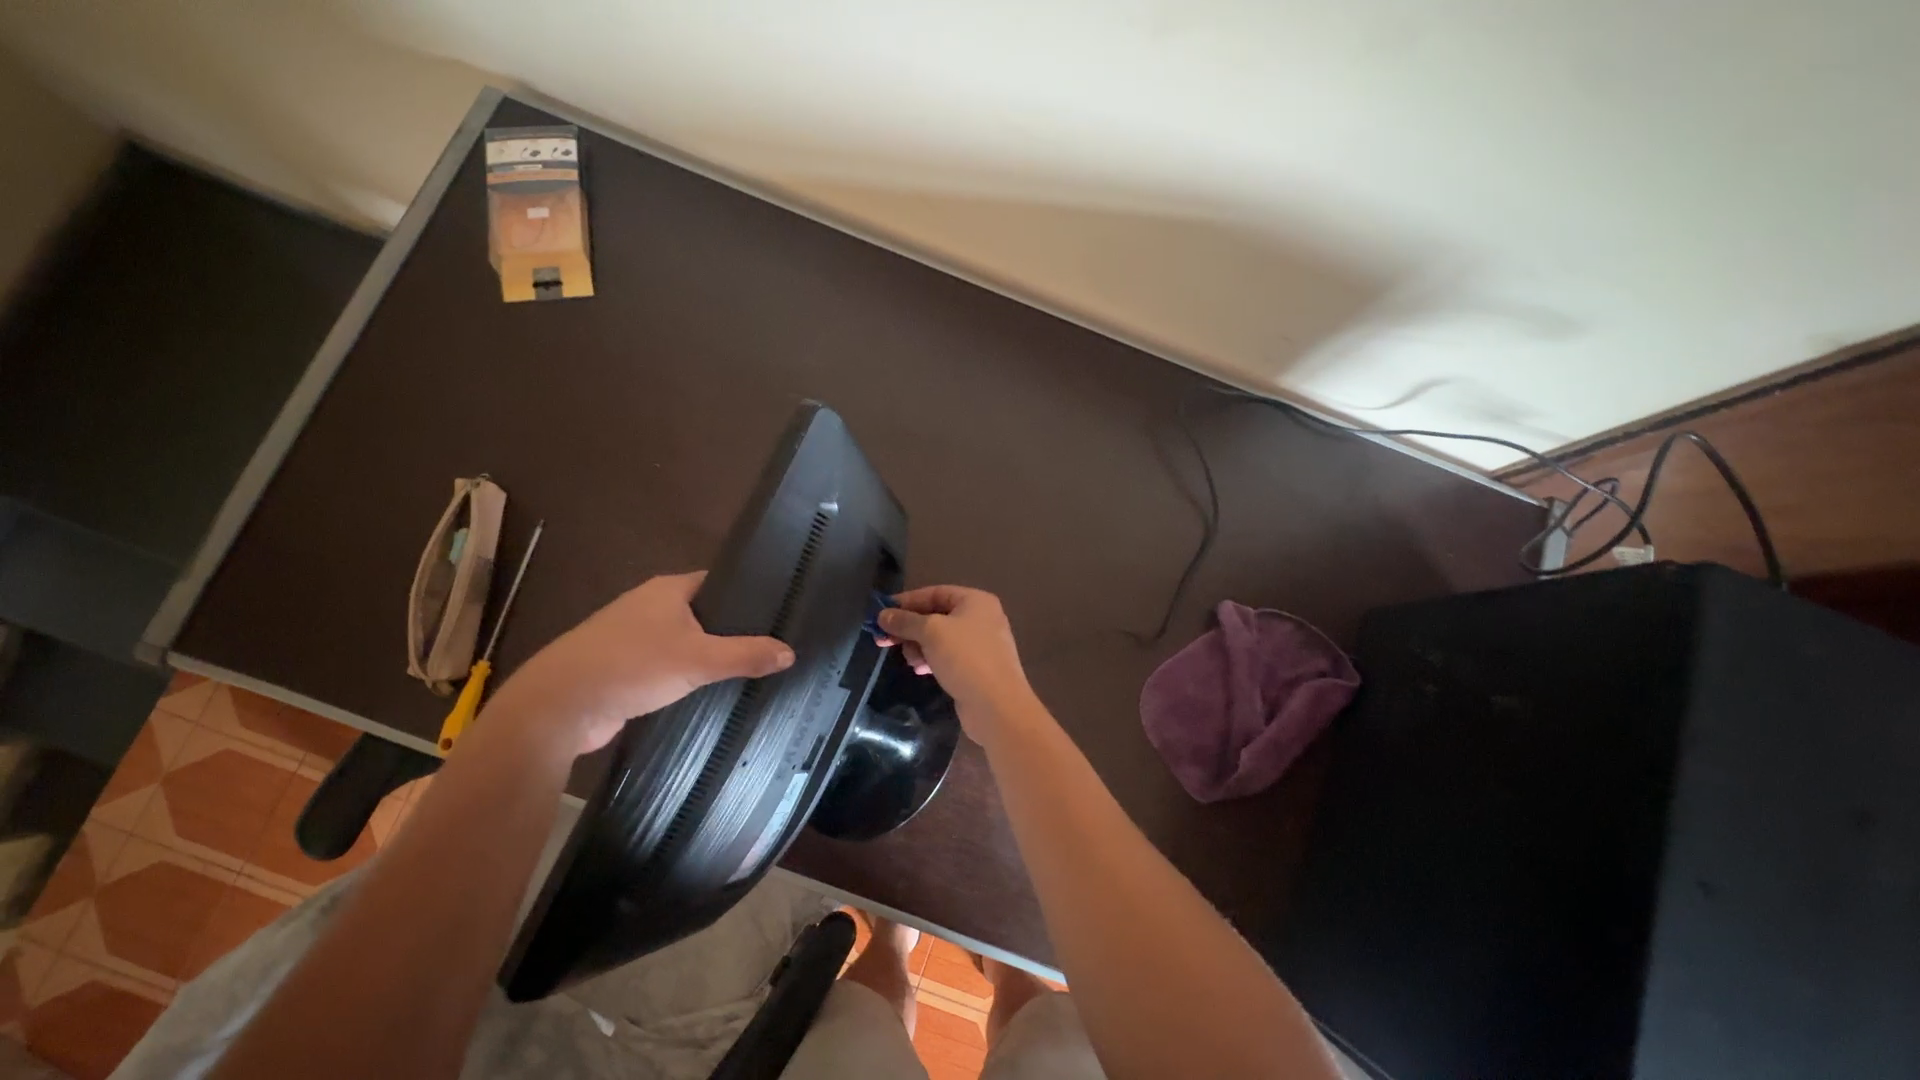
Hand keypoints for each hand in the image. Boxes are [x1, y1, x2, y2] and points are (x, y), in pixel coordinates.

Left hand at [493, 571, 792, 755]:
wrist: (560, 706)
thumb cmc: (630, 666)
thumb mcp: (698, 659)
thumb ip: (746, 654)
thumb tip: (790, 652)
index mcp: (668, 590)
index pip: (720, 582)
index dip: (749, 594)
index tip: (781, 610)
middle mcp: (651, 606)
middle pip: (704, 613)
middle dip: (734, 629)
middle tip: (775, 646)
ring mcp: (634, 638)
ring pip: (685, 642)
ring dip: (710, 656)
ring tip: (752, 670)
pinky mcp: (624, 670)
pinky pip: (668, 668)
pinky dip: (688, 677)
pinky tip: (712, 694)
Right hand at [875, 586, 1038, 741]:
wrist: (996, 705)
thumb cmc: (965, 658)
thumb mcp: (931, 632)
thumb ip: (905, 621)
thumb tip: (883, 615)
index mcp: (976, 601)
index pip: (934, 593)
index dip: (906, 602)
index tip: (882, 613)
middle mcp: (981, 618)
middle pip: (936, 616)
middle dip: (910, 629)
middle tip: (883, 640)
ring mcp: (980, 645)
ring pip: (939, 639)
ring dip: (919, 647)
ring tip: (911, 661)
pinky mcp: (976, 668)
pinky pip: (947, 657)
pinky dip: (931, 660)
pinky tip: (921, 671)